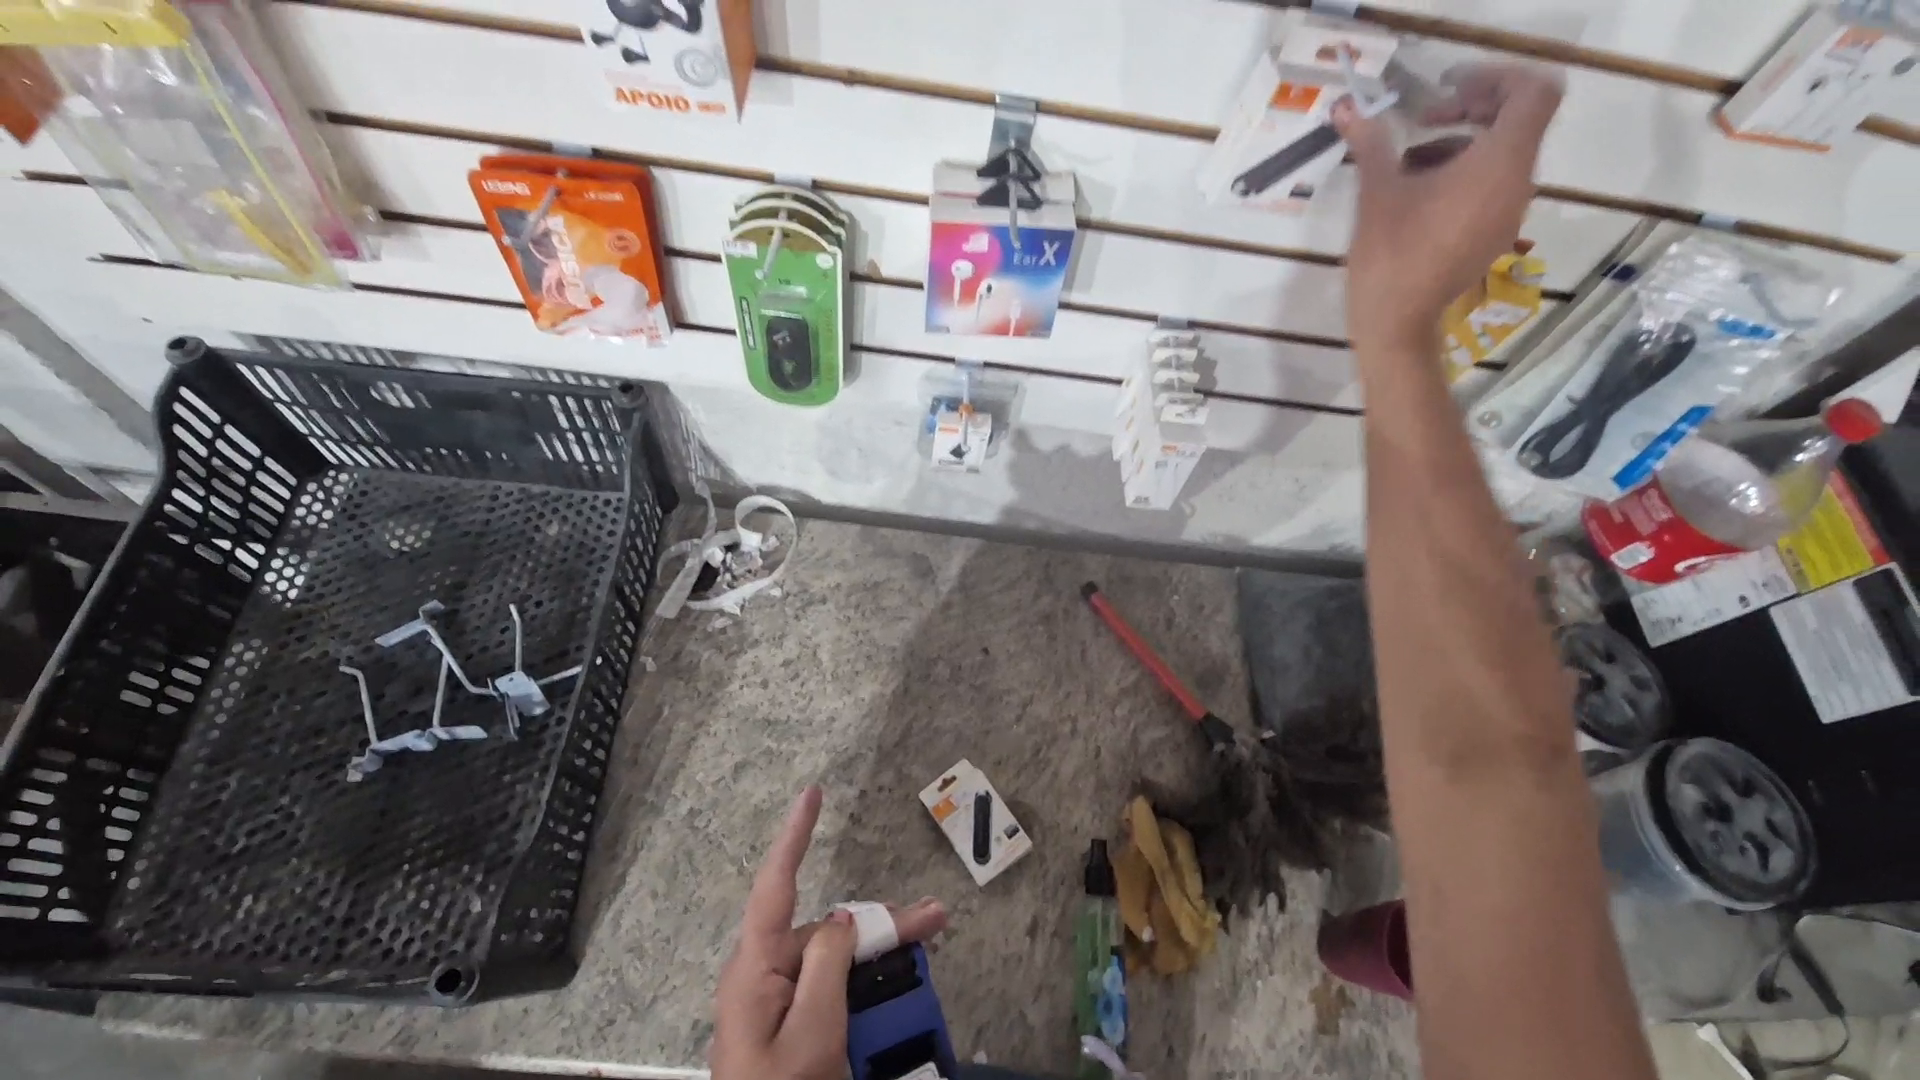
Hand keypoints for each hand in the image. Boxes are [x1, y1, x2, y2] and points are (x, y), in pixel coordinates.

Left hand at [711, 787, 948, 1079]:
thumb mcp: (812, 1034)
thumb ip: (827, 966)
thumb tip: (842, 920)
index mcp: (756, 970)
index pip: (774, 886)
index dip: (795, 836)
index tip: (813, 793)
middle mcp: (766, 977)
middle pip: (827, 932)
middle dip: (880, 922)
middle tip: (936, 918)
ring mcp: (781, 1004)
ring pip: (839, 963)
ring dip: (885, 956)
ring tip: (933, 946)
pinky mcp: (795, 1028)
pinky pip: (836, 994)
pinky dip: (871, 988)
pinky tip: (905, 989)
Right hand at [1333, 64, 1564, 353]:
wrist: (1397, 323)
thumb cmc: (1389, 255)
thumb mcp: (1377, 193)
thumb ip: (1372, 144)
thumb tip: (1349, 108)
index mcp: (1499, 164)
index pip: (1532, 93)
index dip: (1495, 79)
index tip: (1447, 89)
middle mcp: (1518, 183)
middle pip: (1517, 122)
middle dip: (1472, 109)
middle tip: (1423, 119)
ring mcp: (1509, 212)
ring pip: (1500, 155)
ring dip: (1460, 144)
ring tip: (1408, 165)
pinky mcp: (1493, 234)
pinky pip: (1491, 187)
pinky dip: (1462, 175)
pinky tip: (1417, 196)